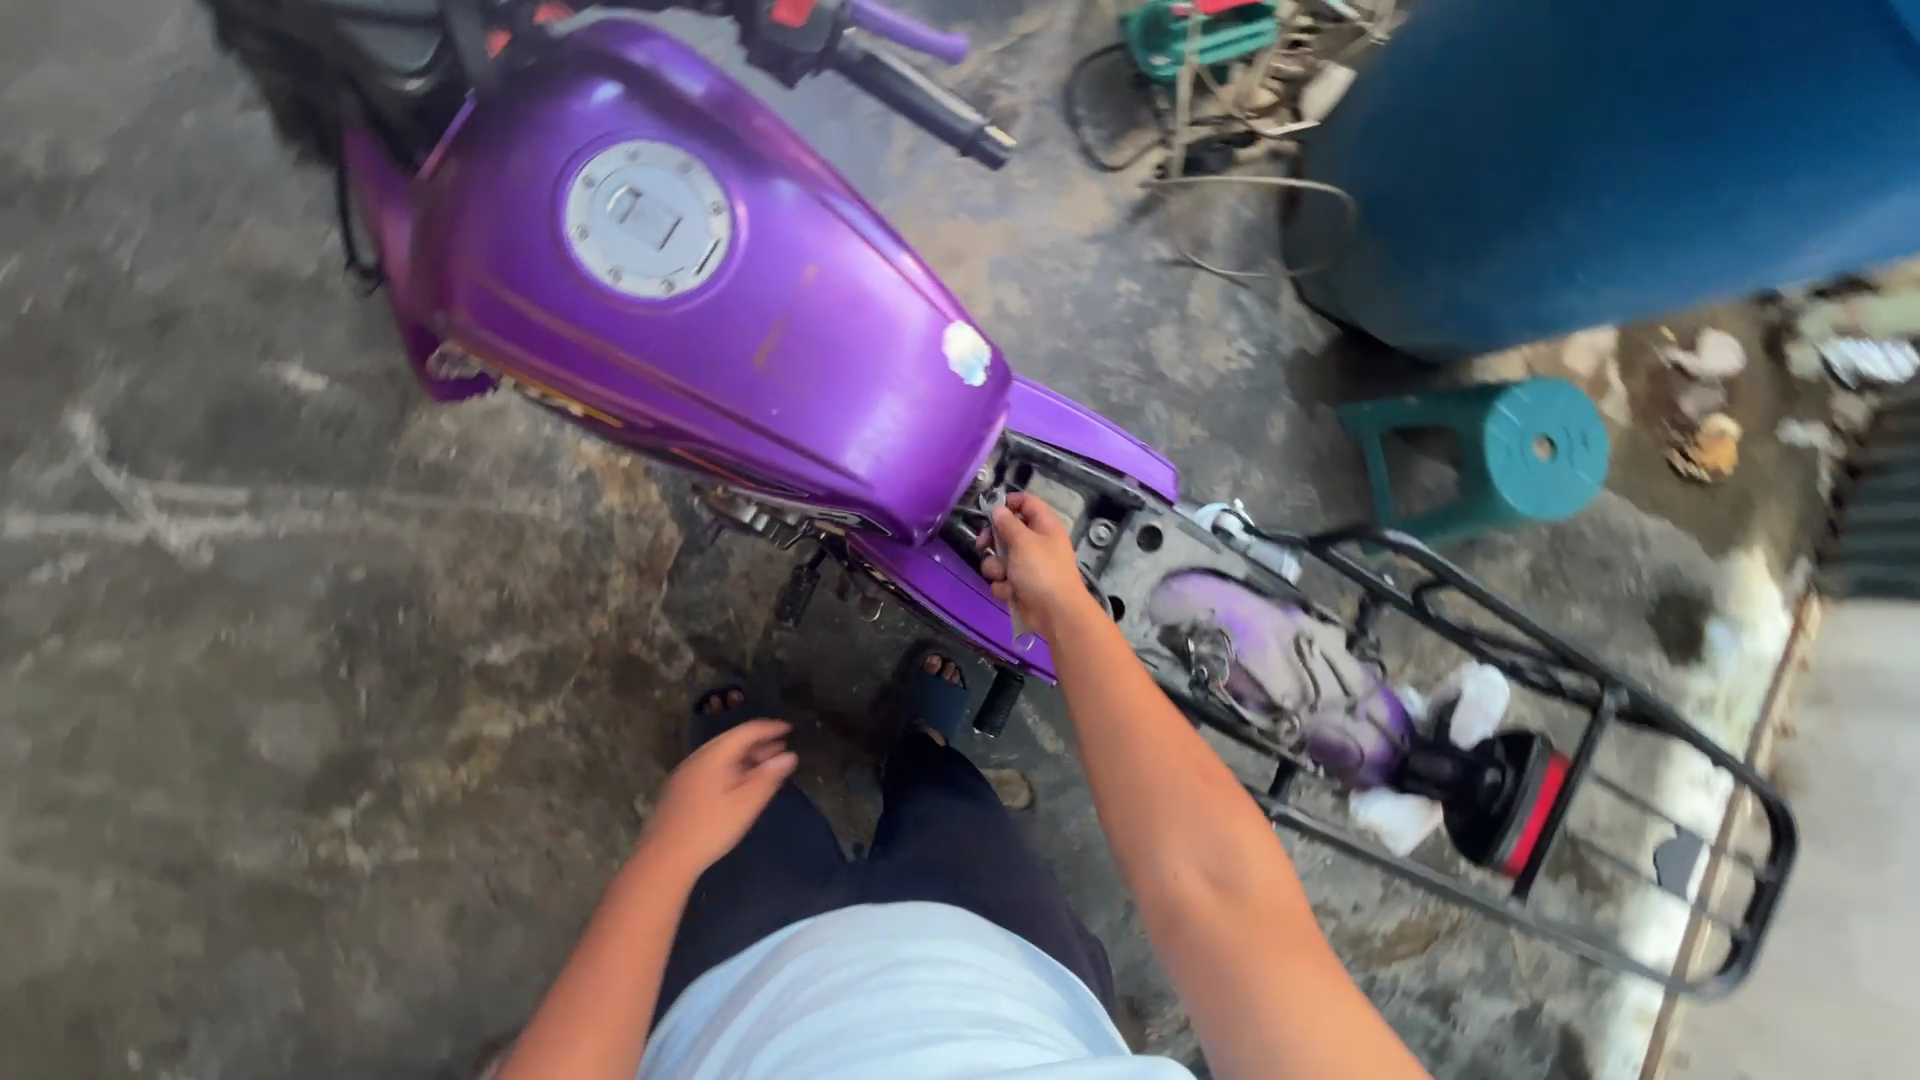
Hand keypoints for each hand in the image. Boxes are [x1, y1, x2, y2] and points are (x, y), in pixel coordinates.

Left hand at [637, 719, 796, 878]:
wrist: (663, 859)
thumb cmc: (710, 828)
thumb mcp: (747, 803)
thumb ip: (769, 777)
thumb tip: (789, 755)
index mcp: (714, 755)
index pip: (746, 731)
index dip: (770, 728)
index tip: (790, 729)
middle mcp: (698, 757)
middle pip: (732, 740)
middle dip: (759, 743)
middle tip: (782, 749)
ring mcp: (686, 773)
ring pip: (721, 755)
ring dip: (745, 756)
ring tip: (765, 766)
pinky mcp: (679, 789)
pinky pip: (711, 768)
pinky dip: (731, 768)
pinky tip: (739, 784)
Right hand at [977, 492, 1103, 640]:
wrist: (1055, 612)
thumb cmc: (1042, 571)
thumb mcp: (1023, 541)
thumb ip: (1007, 523)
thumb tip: (998, 509)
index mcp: (1044, 526)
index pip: (1026, 502)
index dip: (1008, 502)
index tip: (989, 509)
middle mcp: (1036, 542)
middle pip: (1007, 531)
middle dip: (993, 540)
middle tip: (983, 544)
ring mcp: (1027, 565)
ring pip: (999, 558)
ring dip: (996, 567)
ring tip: (1005, 576)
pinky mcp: (1019, 585)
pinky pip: (1002, 579)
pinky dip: (1004, 586)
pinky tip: (1011, 592)